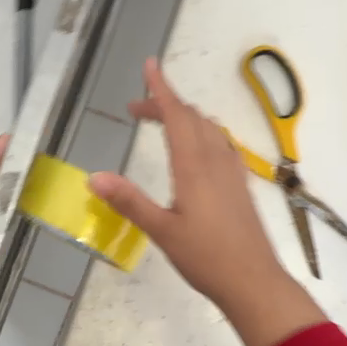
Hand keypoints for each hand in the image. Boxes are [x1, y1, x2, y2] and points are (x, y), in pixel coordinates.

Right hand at [89, 59, 326, 345]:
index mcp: (194, 166)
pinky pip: (221, 144)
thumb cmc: (205, 258)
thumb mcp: (161, 231)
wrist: (252, 279)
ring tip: (163, 123)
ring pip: (209, 129)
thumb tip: (94, 178)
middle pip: (191, 117)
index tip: (149, 66)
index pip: (175, 116)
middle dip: (165, 104)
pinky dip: (202, 134)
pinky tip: (197, 151)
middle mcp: (216, 160)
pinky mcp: (240, 185)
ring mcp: (232, 171)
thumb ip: (129, 201)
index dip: (160, 89)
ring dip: (185, 118)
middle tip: (138, 108)